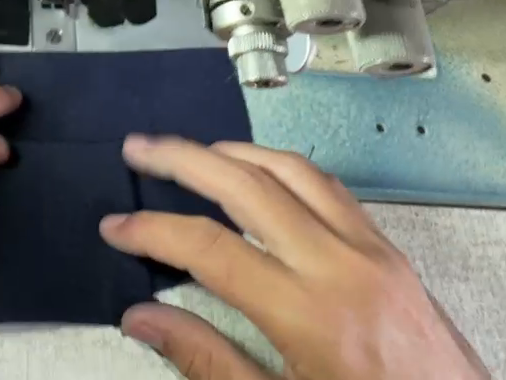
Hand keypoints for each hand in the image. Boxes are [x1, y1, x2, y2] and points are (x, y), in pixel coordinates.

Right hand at [100, 135, 486, 379]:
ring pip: (290, 170)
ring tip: (188, 152)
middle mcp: (342, 267)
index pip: (210, 251)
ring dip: (230, 152)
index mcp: (312, 319)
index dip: (153, 232)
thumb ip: (207, 363)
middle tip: (137, 148)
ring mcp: (372, 251)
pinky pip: (327, 185)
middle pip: (246, 186)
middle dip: (182, 160)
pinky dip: (279, 166)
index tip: (114, 228)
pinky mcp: (391, 250)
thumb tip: (138, 316)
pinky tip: (255, 172)